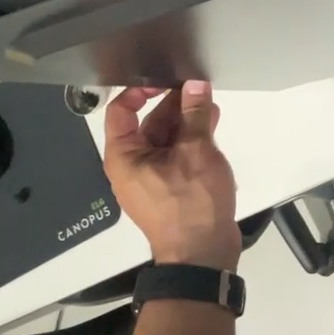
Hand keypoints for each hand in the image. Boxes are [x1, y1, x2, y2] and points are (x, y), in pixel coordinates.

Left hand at [102, 81, 241, 270]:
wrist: (202, 255)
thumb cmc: (191, 204)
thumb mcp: (196, 151)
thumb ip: (195, 114)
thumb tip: (196, 85)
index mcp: (124, 157)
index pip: (121, 111)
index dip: (141, 90)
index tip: (167, 79)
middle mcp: (133, 166)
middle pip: (148, 123)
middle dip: (174, 104)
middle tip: (198, 88)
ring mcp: (153, 178)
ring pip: (167, 138)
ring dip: (187, 121)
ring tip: (211, 105)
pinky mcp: (172, 187)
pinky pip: (178, 155)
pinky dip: (193, 140)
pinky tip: (212, 126)